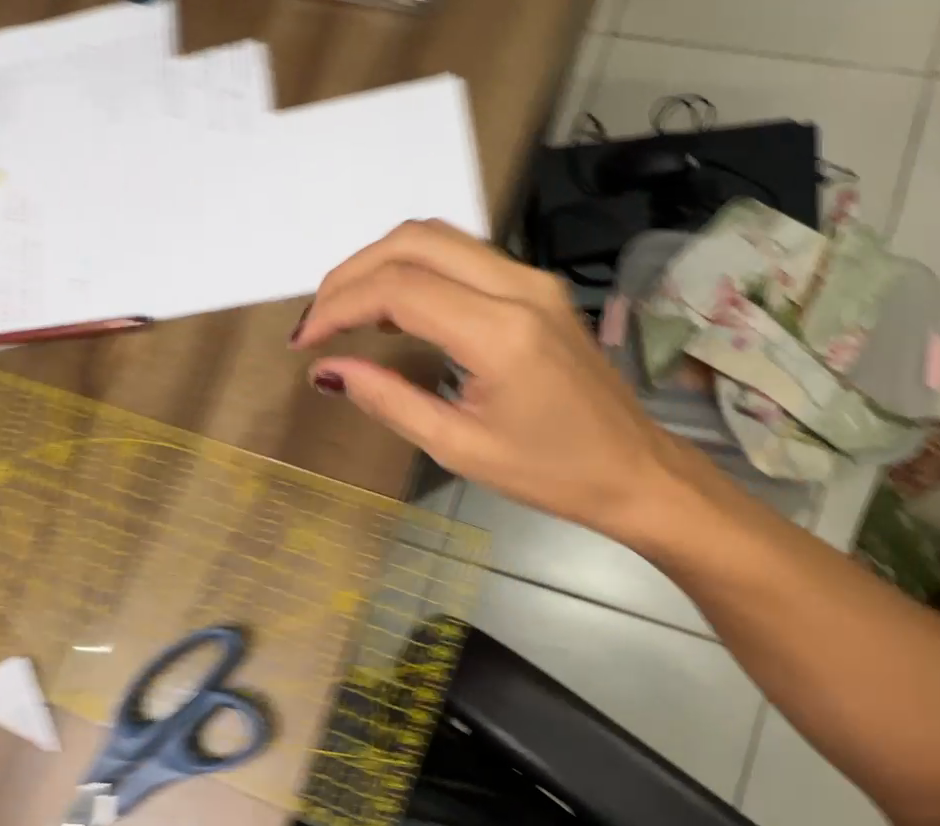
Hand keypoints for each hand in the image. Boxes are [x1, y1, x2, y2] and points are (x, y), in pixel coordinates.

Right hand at [293, 220, 699, 543]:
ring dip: (382, 264)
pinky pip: (463, 256)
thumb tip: (328, 372)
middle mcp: (519, 287)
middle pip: (415, 240)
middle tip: (318, 319)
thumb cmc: (550, 474)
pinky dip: (415, 270)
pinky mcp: (537, 287)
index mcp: (500, 333)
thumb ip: (389, 402)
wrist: (634, 468)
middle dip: (352, 272)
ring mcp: (533, 280)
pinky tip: (392, 308)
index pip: (400, 289)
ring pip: (439, 237)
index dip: (340, 306)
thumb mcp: (459, 448)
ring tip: (345, 312)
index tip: (305, 342)